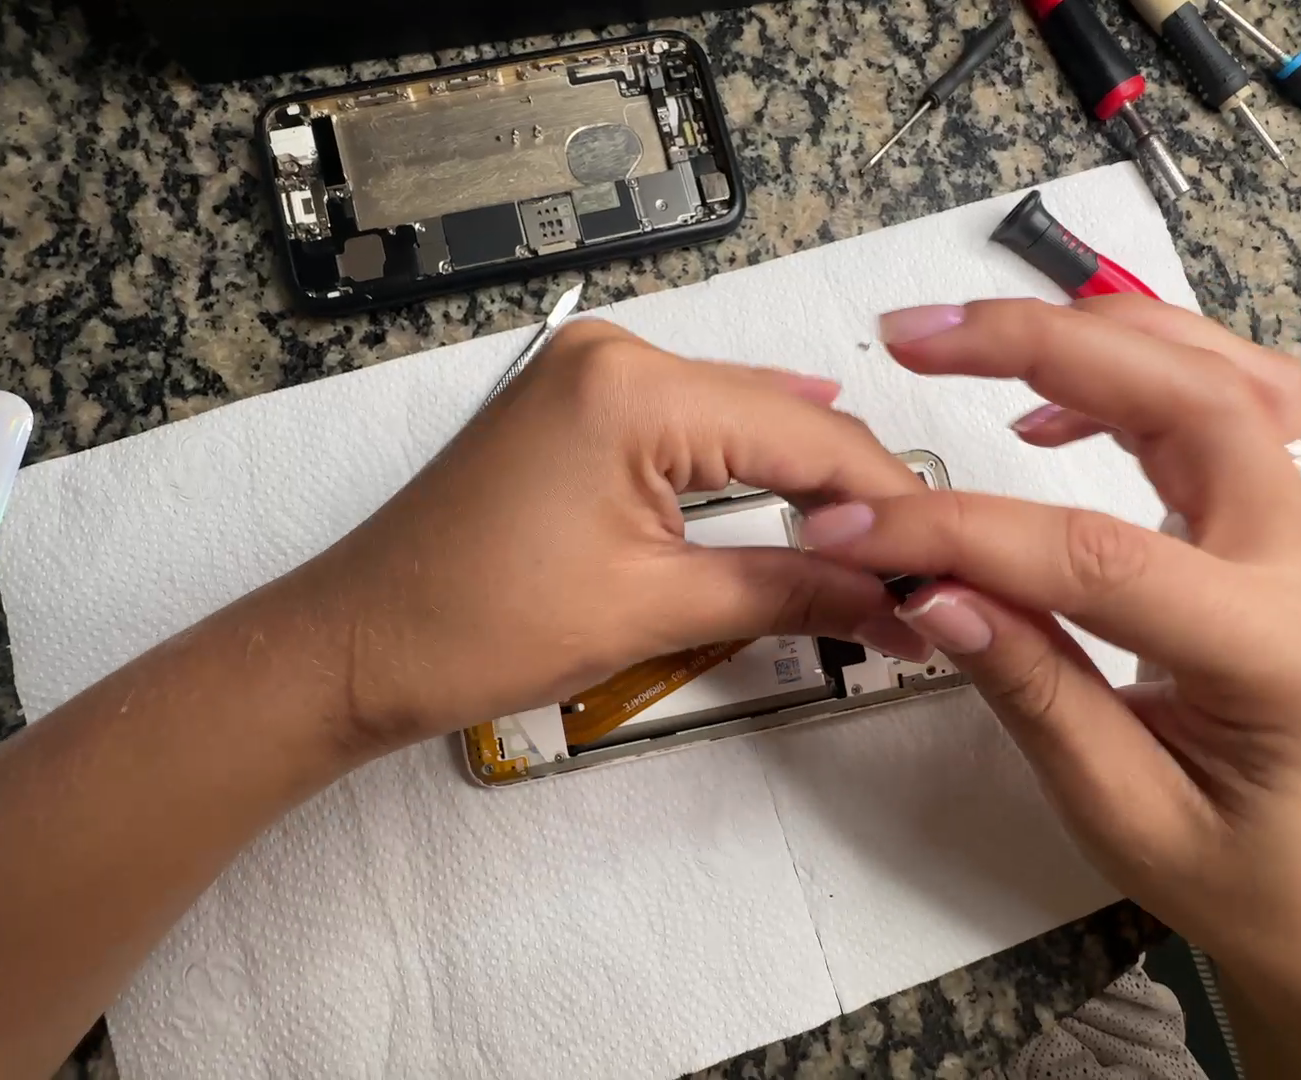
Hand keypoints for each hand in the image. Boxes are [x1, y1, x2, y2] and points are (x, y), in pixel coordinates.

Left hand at [302, 318, 930, 760]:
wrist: (359, 644)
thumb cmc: (486, 628)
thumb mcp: (653, 608)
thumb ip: (789, 590)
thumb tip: (897, 602)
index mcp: (637, 388)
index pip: (806, 434)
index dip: (885, 502)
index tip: (941, 558)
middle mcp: (617, 354)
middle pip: (774, 420)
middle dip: (847, 495)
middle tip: (913, 563)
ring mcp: (590, 373)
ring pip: (735, 421)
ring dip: (798, 483)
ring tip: (867, 541)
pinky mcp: (575, 406)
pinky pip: (686, 428)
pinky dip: (738, 470)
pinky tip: (792, 487)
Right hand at [799, 296, 1300, 1004]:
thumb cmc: (1225, 873)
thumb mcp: (1110, 806)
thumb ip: (1027, 685)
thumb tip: (926, 589)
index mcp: (1281, 657)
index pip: (1091, 555)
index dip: (953, 531)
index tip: (847, 530)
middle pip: (1190, 400)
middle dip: (1038, 347)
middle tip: (916, 337)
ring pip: (1224, 373)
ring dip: (1094, 332)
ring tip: (975, 334)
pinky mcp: (1269, 526)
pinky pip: (1221, 406)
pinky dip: (1130, 371)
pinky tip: (1046, 410)